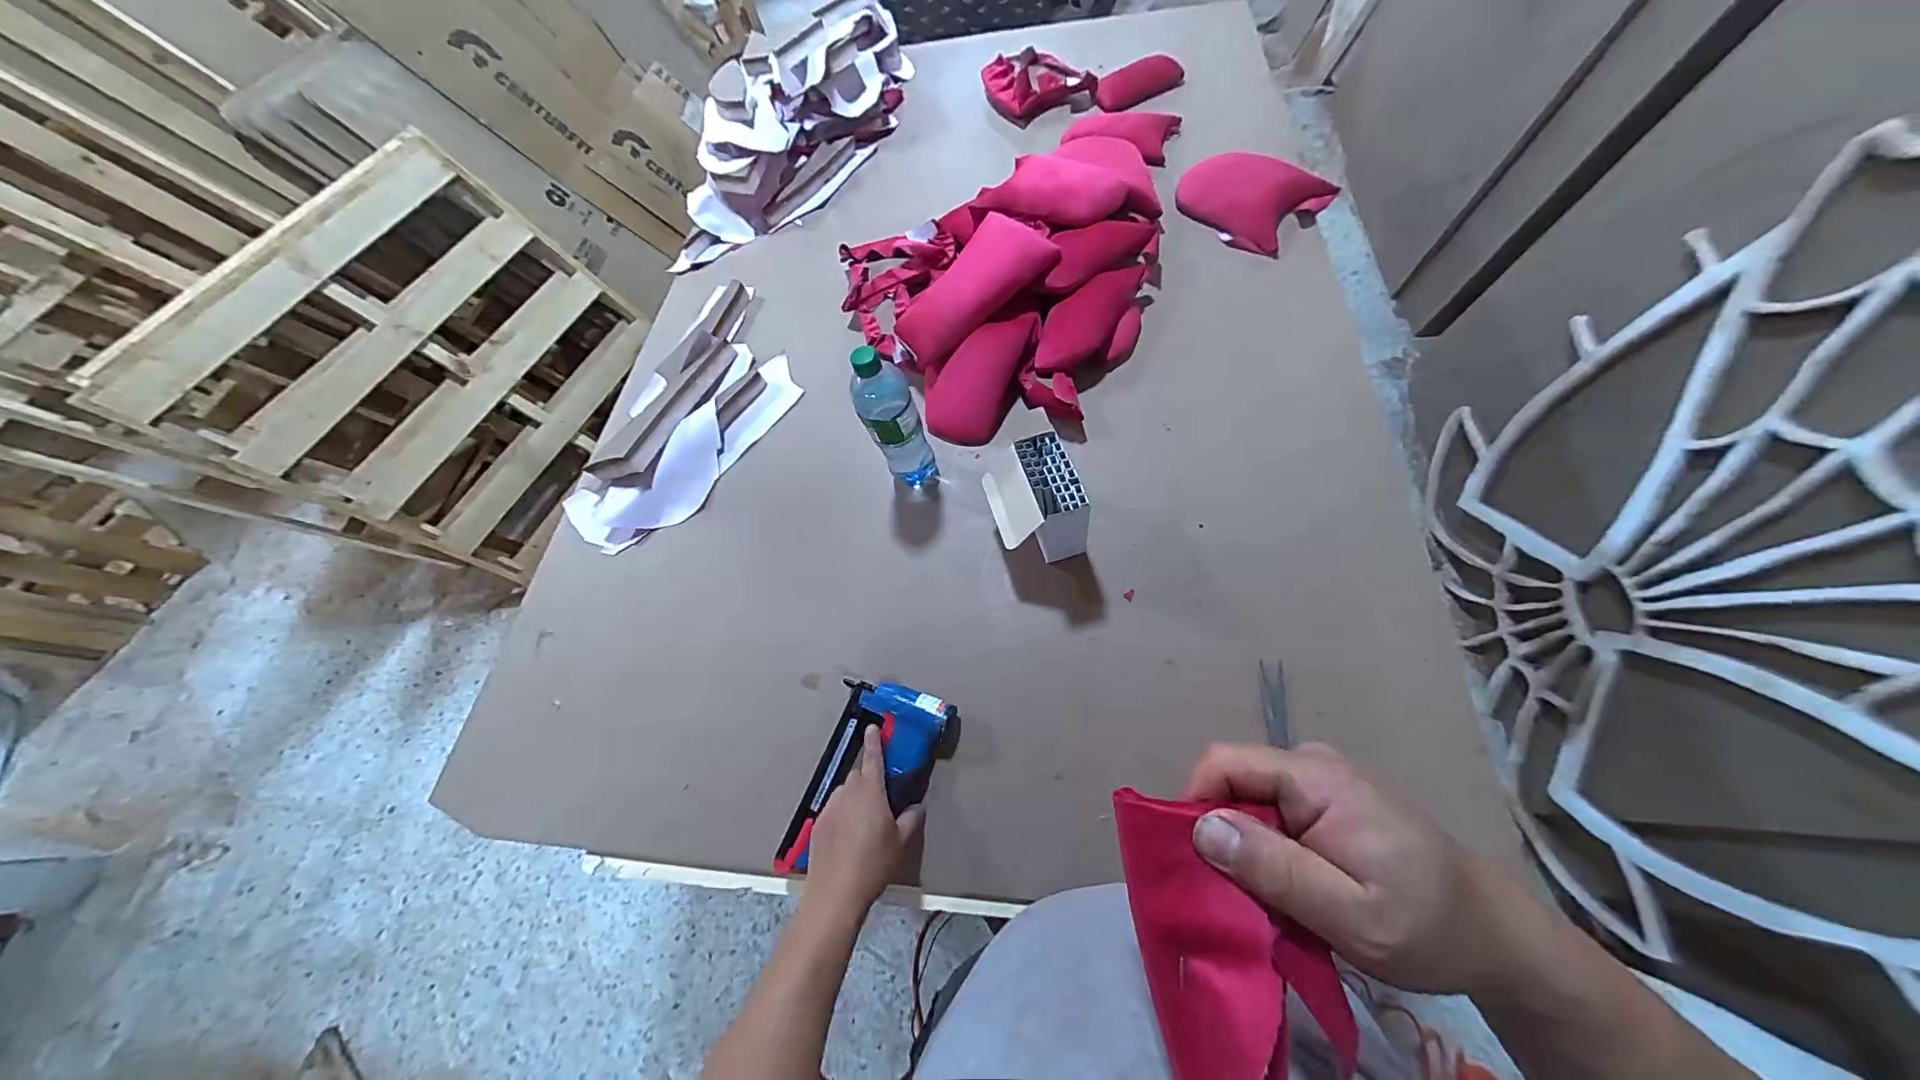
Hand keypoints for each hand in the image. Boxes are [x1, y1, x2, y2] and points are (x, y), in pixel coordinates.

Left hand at [804, 726, 924, 912]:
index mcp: (870, 791)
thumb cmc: (873, 863)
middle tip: (881, 790)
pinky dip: (843, 814)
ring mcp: (830, 808)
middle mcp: (847, 793)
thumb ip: (911, 818)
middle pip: (858, 774)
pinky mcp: (818, 825)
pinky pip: (835, 810)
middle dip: (868, 776)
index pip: (872, 757)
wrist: (835, 892)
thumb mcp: (902, 842)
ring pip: (845, 793)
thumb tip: (916, 807)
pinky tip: (850, 835)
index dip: (874, 741)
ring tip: (866, 820)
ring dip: (855, 797)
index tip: (873, 728)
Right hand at [1184, 741, 1510, 993]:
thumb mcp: (1349, 914)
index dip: (1195, 806)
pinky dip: (1267, 853)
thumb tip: (1201, 827)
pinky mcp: (1325, 802)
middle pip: (1232, 784)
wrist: (1494, 935)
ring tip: (1268, 902)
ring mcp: (1319, 781)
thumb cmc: (1427, 927)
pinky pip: (1270, 814)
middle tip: (1237, 898)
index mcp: (1315, 778)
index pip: (1223, 763)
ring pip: (1248, 803)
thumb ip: (1275, 869)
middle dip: (1222, 838)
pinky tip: (1291, 891)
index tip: (1198, 865)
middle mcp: (1310, 764)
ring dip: (1245, 851)